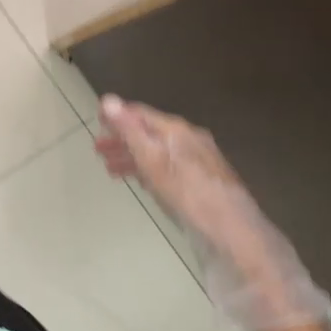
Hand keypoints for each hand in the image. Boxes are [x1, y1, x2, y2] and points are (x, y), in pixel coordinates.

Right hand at [94, 95, 268, 268]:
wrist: (234, 232)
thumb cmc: (187, 193)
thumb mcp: (152, 160)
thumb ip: (129, 130)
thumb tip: (108, 98)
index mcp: (176, 130)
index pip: (140, 113)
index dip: (116, 115)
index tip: (96, 122)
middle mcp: (190, 139)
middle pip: (149, 133)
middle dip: (122, 140)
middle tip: (98, 151)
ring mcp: (200, 161)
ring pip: (159, 152)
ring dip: (133, 157)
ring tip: (111, 170)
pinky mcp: (205, 181)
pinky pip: (170, 167)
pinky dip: (150, 170)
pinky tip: (144, 183)